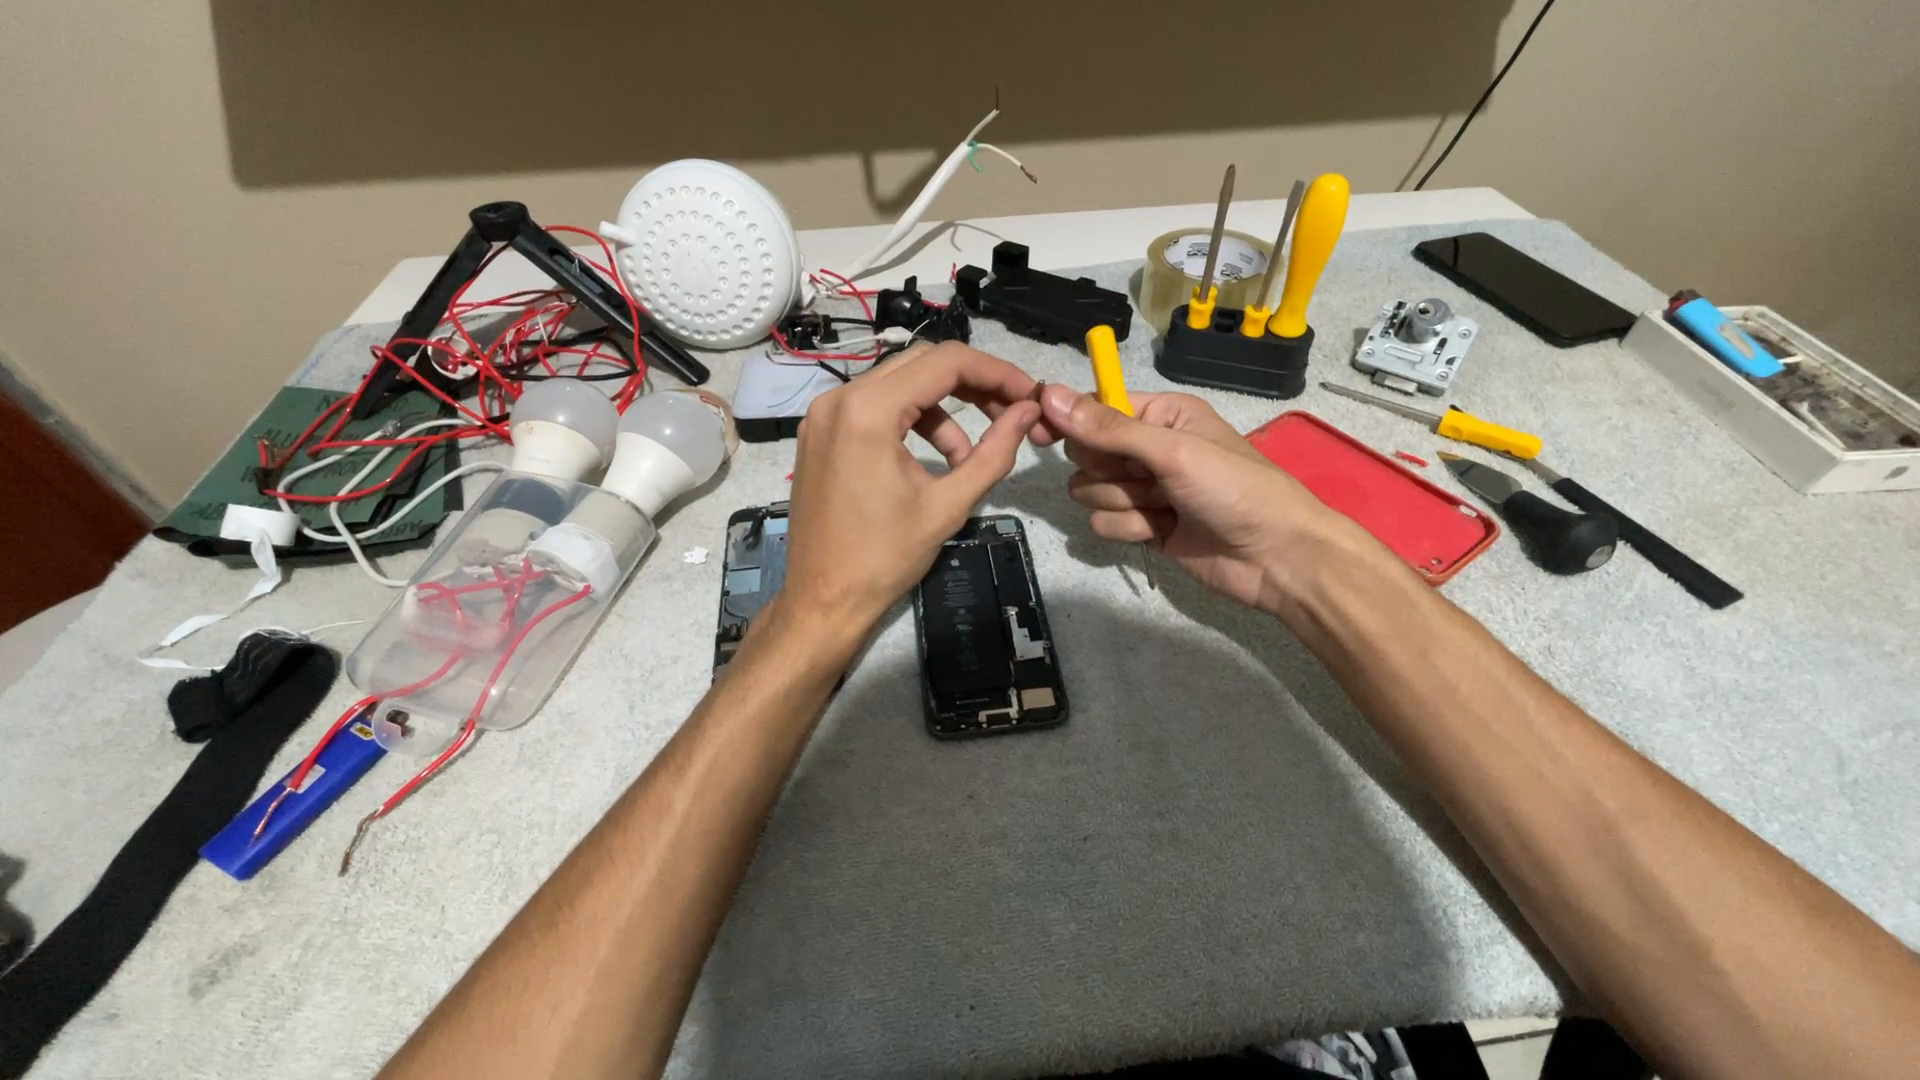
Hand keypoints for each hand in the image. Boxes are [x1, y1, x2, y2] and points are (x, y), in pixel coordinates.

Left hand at [779, 344, 1045, 647]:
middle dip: (974, 385)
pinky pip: (875, 407)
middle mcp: (838, 398)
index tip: (1030, 395)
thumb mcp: (948, 506)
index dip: (997, 372)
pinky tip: (937, 459)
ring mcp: (823, 414)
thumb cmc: (884, 559)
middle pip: (922, 364)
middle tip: (1012, 413)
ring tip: (971, 455)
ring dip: (944, 408)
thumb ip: (994, 453)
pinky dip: (912, 421)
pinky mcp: (821, 433)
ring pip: (900, 384)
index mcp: (867, 411)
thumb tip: (1029, 412)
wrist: (823, 600)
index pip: (946, 362)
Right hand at [1041, 384, 1369, 615]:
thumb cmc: (1234, 489)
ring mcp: (1144, 490)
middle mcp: (1147, 448)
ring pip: (1089, 492)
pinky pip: (1104, 523)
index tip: (1041, 433)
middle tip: (1142, 476)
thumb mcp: (1172, 451)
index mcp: (1160, 415)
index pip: (1094, 408)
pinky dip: (1131, 529)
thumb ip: (1108, 427)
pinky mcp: (1142, 527)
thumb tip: (1048, 394)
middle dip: (1106, 470)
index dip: (1069, 420)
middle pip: (1085, 453)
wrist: (1275, 557)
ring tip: (1162, 508)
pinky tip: (1163, 531)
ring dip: (1121, 503)